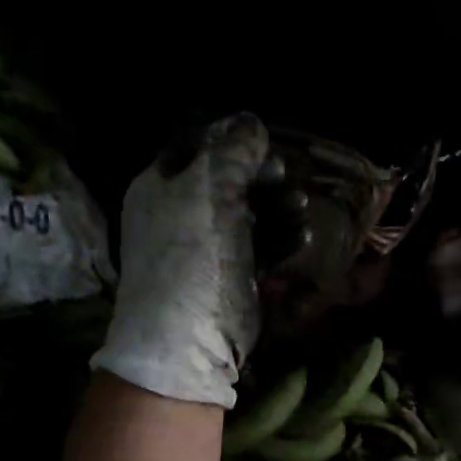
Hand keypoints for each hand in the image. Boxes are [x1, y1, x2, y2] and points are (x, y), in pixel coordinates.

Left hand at [91, 114, 269, 407]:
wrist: (186, 338)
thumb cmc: (193, 254)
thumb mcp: (211, 190)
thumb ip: (233, 151)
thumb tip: (249, 122)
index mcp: (160, 188)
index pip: (192, 147)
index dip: (226, 137)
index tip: (258, 135)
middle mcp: (179, 215)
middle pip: (225, 181)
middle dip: (257, 175)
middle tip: (280, 174)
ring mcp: (205, 249)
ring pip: (246, 215)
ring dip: (275, 208)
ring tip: (298, 207)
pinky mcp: (230, 278)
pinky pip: (258, 249)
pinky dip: (279, 241)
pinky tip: (300, 237)